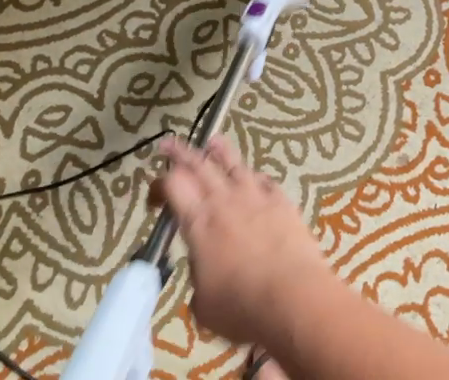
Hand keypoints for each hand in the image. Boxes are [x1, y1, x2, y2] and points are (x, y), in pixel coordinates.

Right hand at [154, 136, 338, 346]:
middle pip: (199, 165)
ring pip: (234, 163)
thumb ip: (199, 276)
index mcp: (199, 223)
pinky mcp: (282, 202)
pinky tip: (253, 178)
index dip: (159, 185)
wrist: (294, 298)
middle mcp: (225, 201)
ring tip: (213, 141)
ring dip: (220, 151)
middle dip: (181, 153)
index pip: (173, 186)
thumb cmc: (242, 307)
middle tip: (169, 143)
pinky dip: (253, 177)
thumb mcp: (203, 303)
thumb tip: (205, 269)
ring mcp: (256, 197)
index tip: (154, 198)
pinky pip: (264, 181)